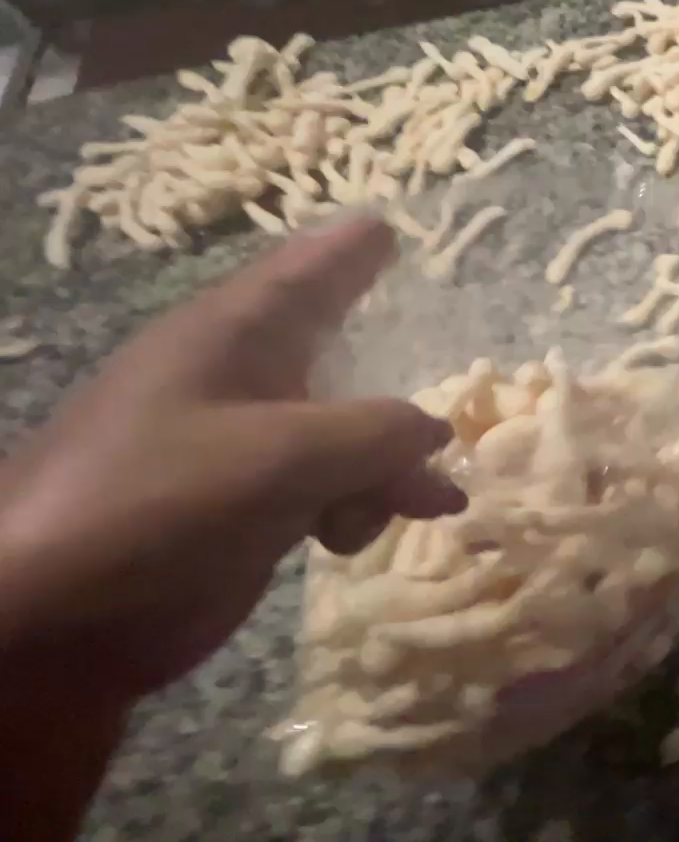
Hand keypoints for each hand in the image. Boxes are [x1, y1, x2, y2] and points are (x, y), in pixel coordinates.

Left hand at [0, 217, 462, 700]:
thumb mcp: (289, 455)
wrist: (48, 633)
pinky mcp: (253, 502)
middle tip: (450, 358)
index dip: (348, 250)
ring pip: (356, 430)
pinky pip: (338, 482)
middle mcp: (240, 382)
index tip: (389, 226)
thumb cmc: (158, 508)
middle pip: (342, 353)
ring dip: (395, 463)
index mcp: (230, 342)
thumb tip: (435, 431)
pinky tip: (365, 535)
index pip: (302, 275)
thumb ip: (384, 430)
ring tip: (431, 501)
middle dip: (398, 370)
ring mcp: (247, 446)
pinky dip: (366, 503)